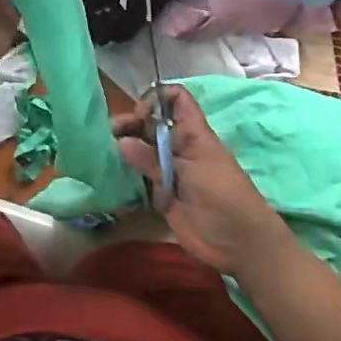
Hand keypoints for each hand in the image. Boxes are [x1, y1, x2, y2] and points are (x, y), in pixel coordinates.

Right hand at [113, 87, 290, 276]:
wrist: (237, 242)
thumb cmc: (222, 196)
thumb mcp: (189, 173)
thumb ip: (154, 159)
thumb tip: (121, 142)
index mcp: (193, 133)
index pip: (177, 100)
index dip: (157, 99)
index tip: (139, 113)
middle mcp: (179, 147)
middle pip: (152, 125)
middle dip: (131, 124)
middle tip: (109, 134)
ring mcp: (170, 171)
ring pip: (143, 151)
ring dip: (125, 150)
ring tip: (102, 153)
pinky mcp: (162, 194)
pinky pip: (141, 179)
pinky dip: (126, 175)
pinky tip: (108, 175)